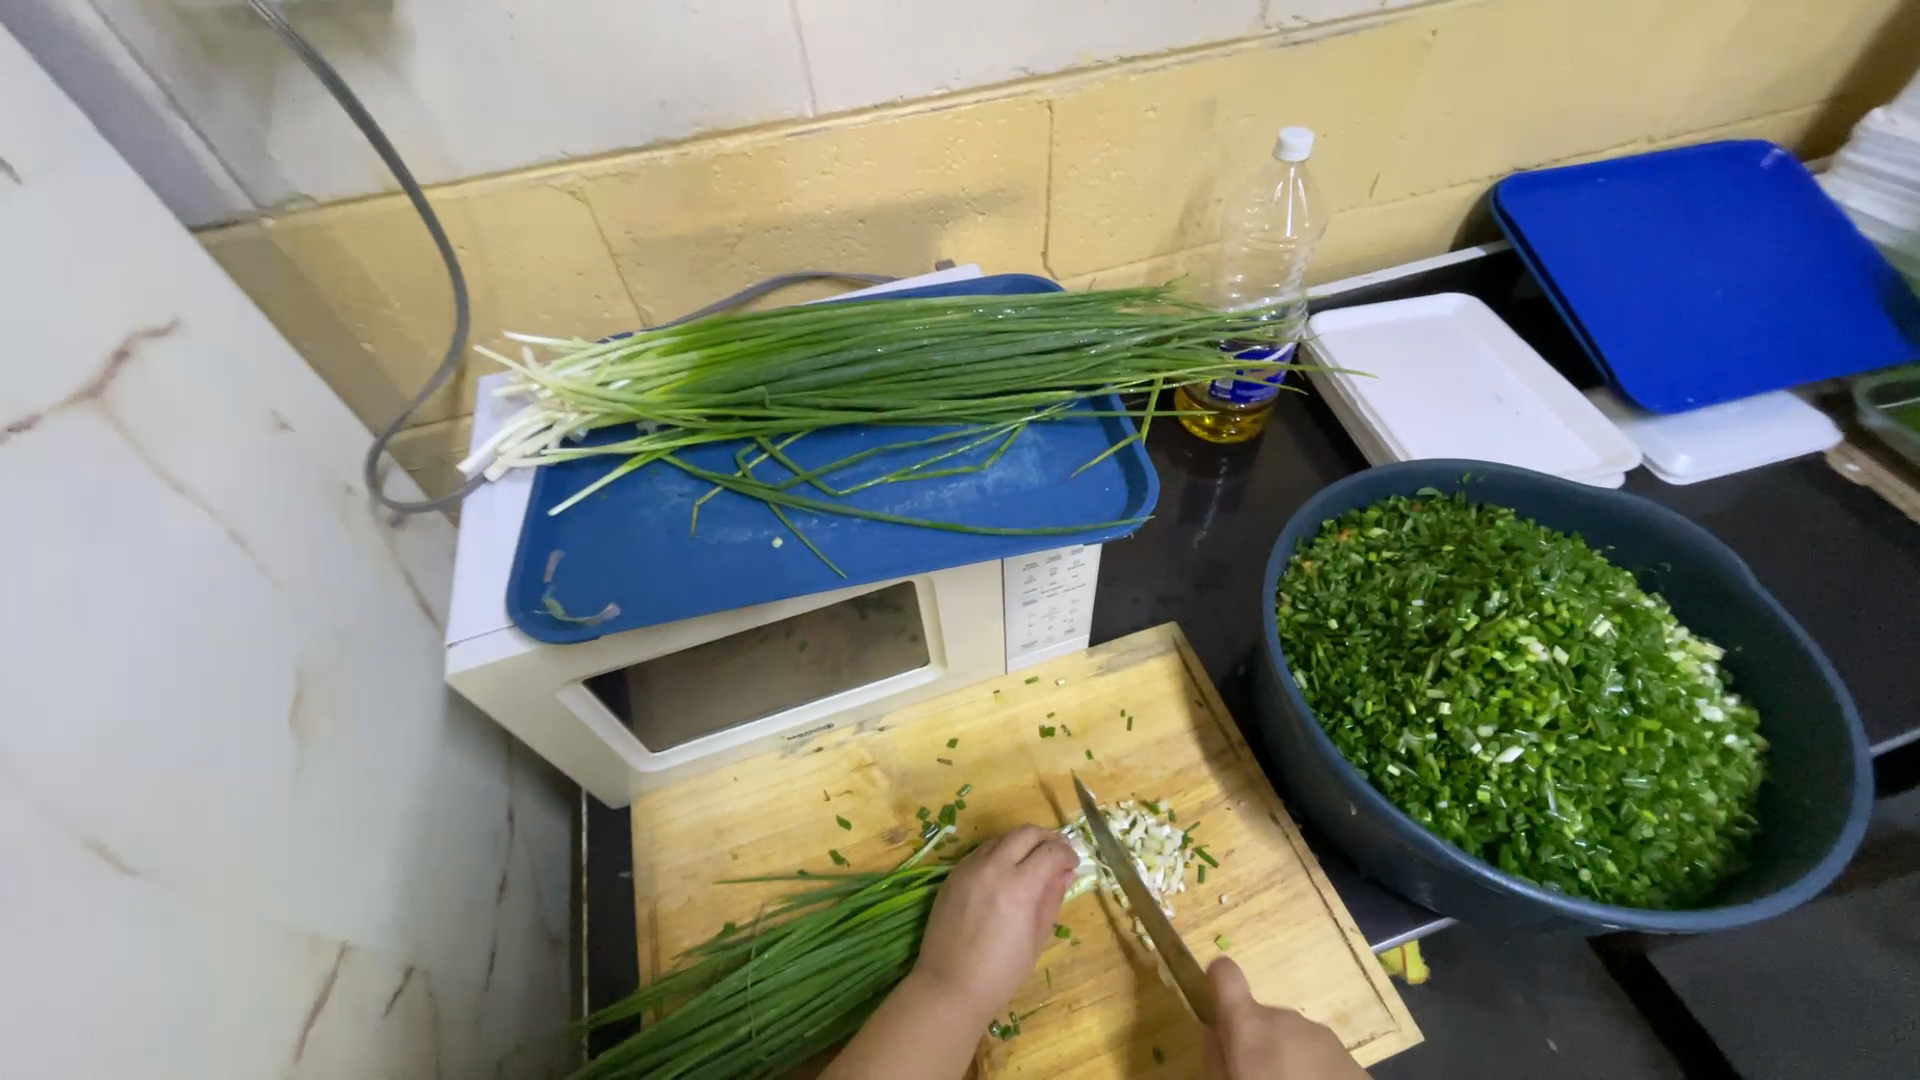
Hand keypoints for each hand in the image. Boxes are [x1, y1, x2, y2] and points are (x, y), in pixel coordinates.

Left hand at [909, 825, 1078, 1023]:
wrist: (950, 986)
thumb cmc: (1001, 972)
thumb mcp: (1037, 938)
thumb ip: (1051, 898)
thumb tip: (1065, 872)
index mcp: (1020, 886)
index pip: (1051, 852)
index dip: (1067, 854)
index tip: (1073, 864)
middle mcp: (994, 867)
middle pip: (1026, 832)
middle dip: (1047, 838)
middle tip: (1057, 855)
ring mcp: (970, 866)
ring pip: (1002, 837)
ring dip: (1022, 842)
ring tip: (1032, 861)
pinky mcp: (954, 872)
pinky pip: (982, 851)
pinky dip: (1000, 852)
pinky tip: (1005, 871)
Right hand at [1204, 957, 1366, 1078]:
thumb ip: (1215, 1057)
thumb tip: (1212, 1032)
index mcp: (1248, 1025)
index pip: (1226, 974)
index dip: (1218, 981)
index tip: (1220, 1005)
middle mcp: (1282, 1018)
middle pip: (1259, 1017)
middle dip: (1256, 1042)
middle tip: (1259, 1076)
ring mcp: (1317, 1033)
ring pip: (1289, 1037)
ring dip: (1285, 1058)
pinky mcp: (1347, 1054)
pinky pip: (1316, 1053)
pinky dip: (1311, 1070)